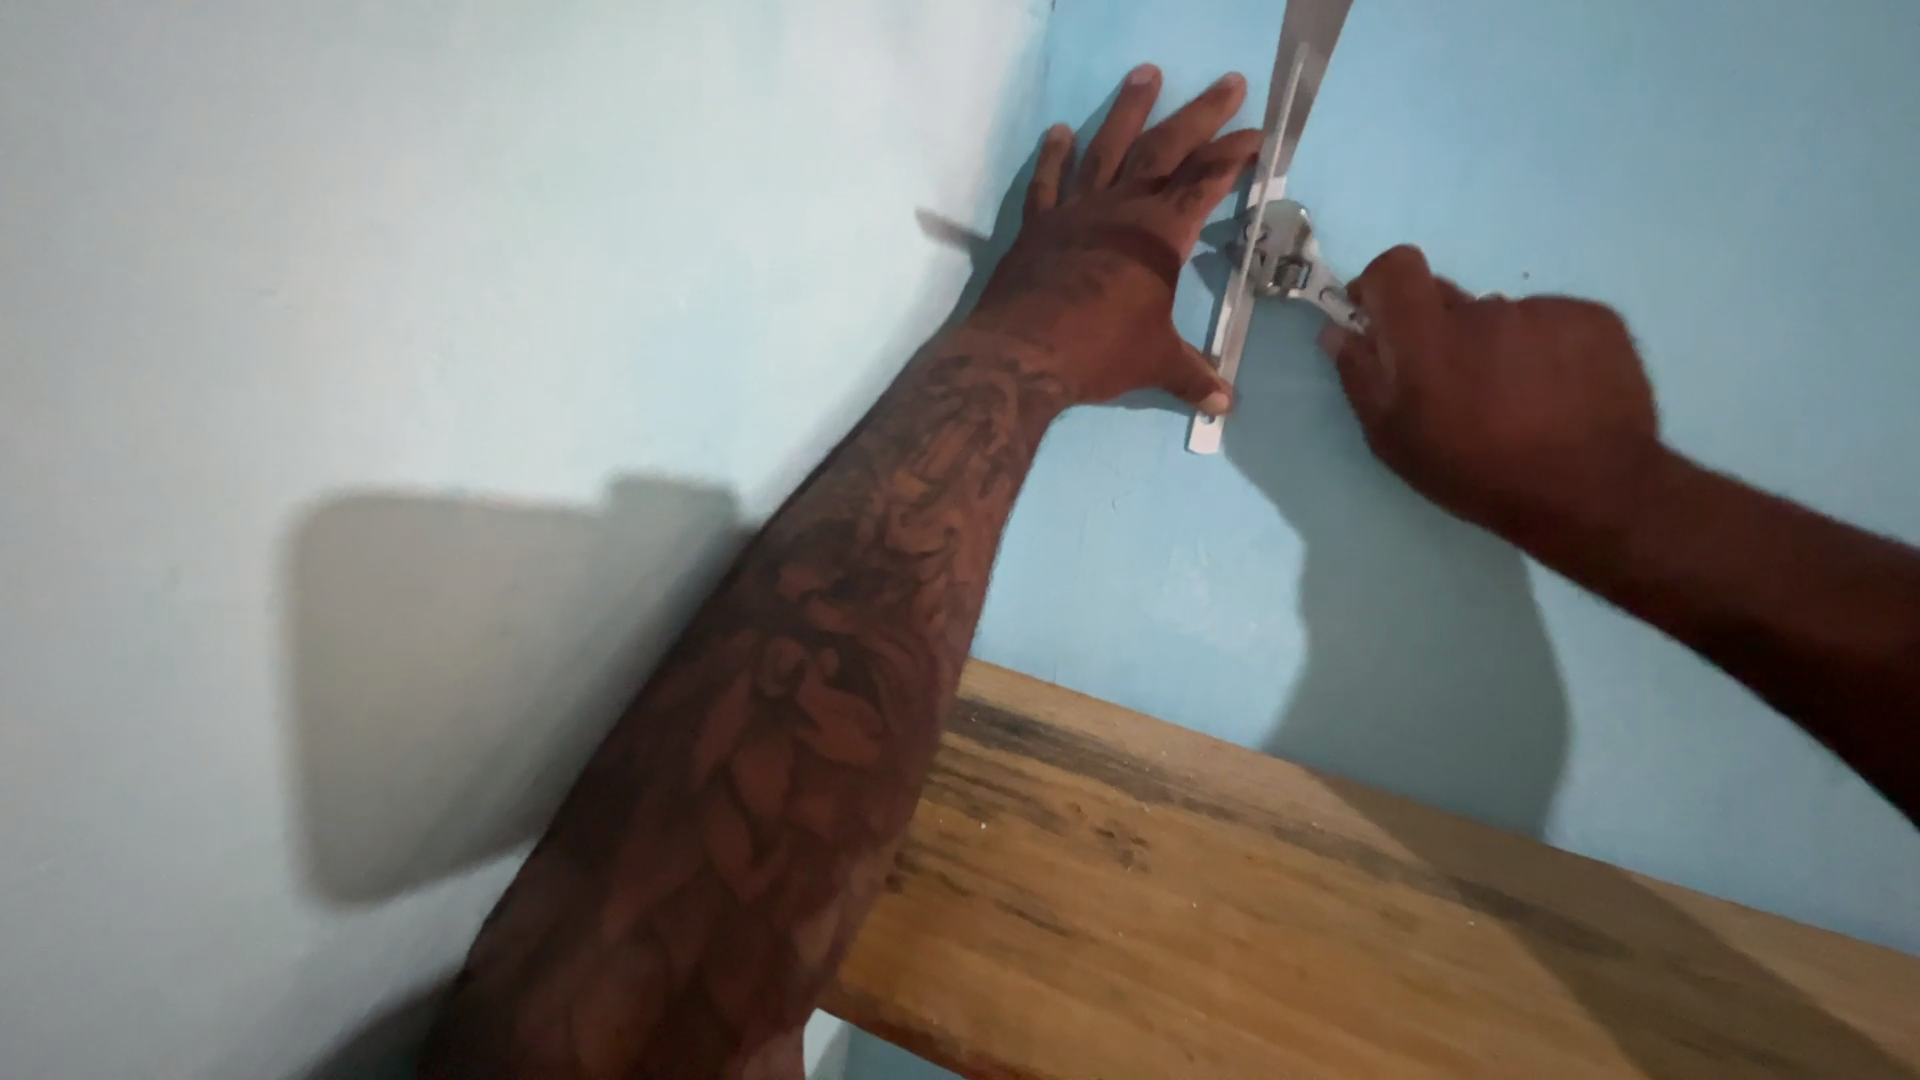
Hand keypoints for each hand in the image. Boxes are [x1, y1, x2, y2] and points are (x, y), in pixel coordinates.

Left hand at [969, 64, 1263, 414]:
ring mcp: (1076, 212)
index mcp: (1160, 235)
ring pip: (1107, 147)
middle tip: (1229, 82)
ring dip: (1129, 109)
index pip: (1207, 181)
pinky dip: (1054, 155)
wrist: (1023, 353)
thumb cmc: (1098, 353)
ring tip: (1145, 73)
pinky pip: (1047, 182)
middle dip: (1202, 114)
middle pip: (1167, 148)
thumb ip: (1192, 377)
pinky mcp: (1037, 226)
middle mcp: (1121, 209)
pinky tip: (1059, 131)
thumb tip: (1226, 405)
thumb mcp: (1154, 364)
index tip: (1258, 133)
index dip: (1235, 155)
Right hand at [1324, 245, 1667, 541]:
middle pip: (1445, 299)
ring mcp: (1544, 310)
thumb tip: (1337, 332)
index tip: (1378, 317)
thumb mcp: (1392, 438)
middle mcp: (1483, 308)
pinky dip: (1542, 349)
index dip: (1381, 284)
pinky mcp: (1595, 318)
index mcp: (1426, 335)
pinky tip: (1553, 394)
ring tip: (1512, 399)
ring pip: (1498, 316)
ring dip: (1492, 345)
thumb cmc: (1470, 470)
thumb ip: (1361, 377)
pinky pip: (1550, 322)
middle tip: (1451, 385)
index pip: (1396, 267)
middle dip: (1436, 330)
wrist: (1587, 489)